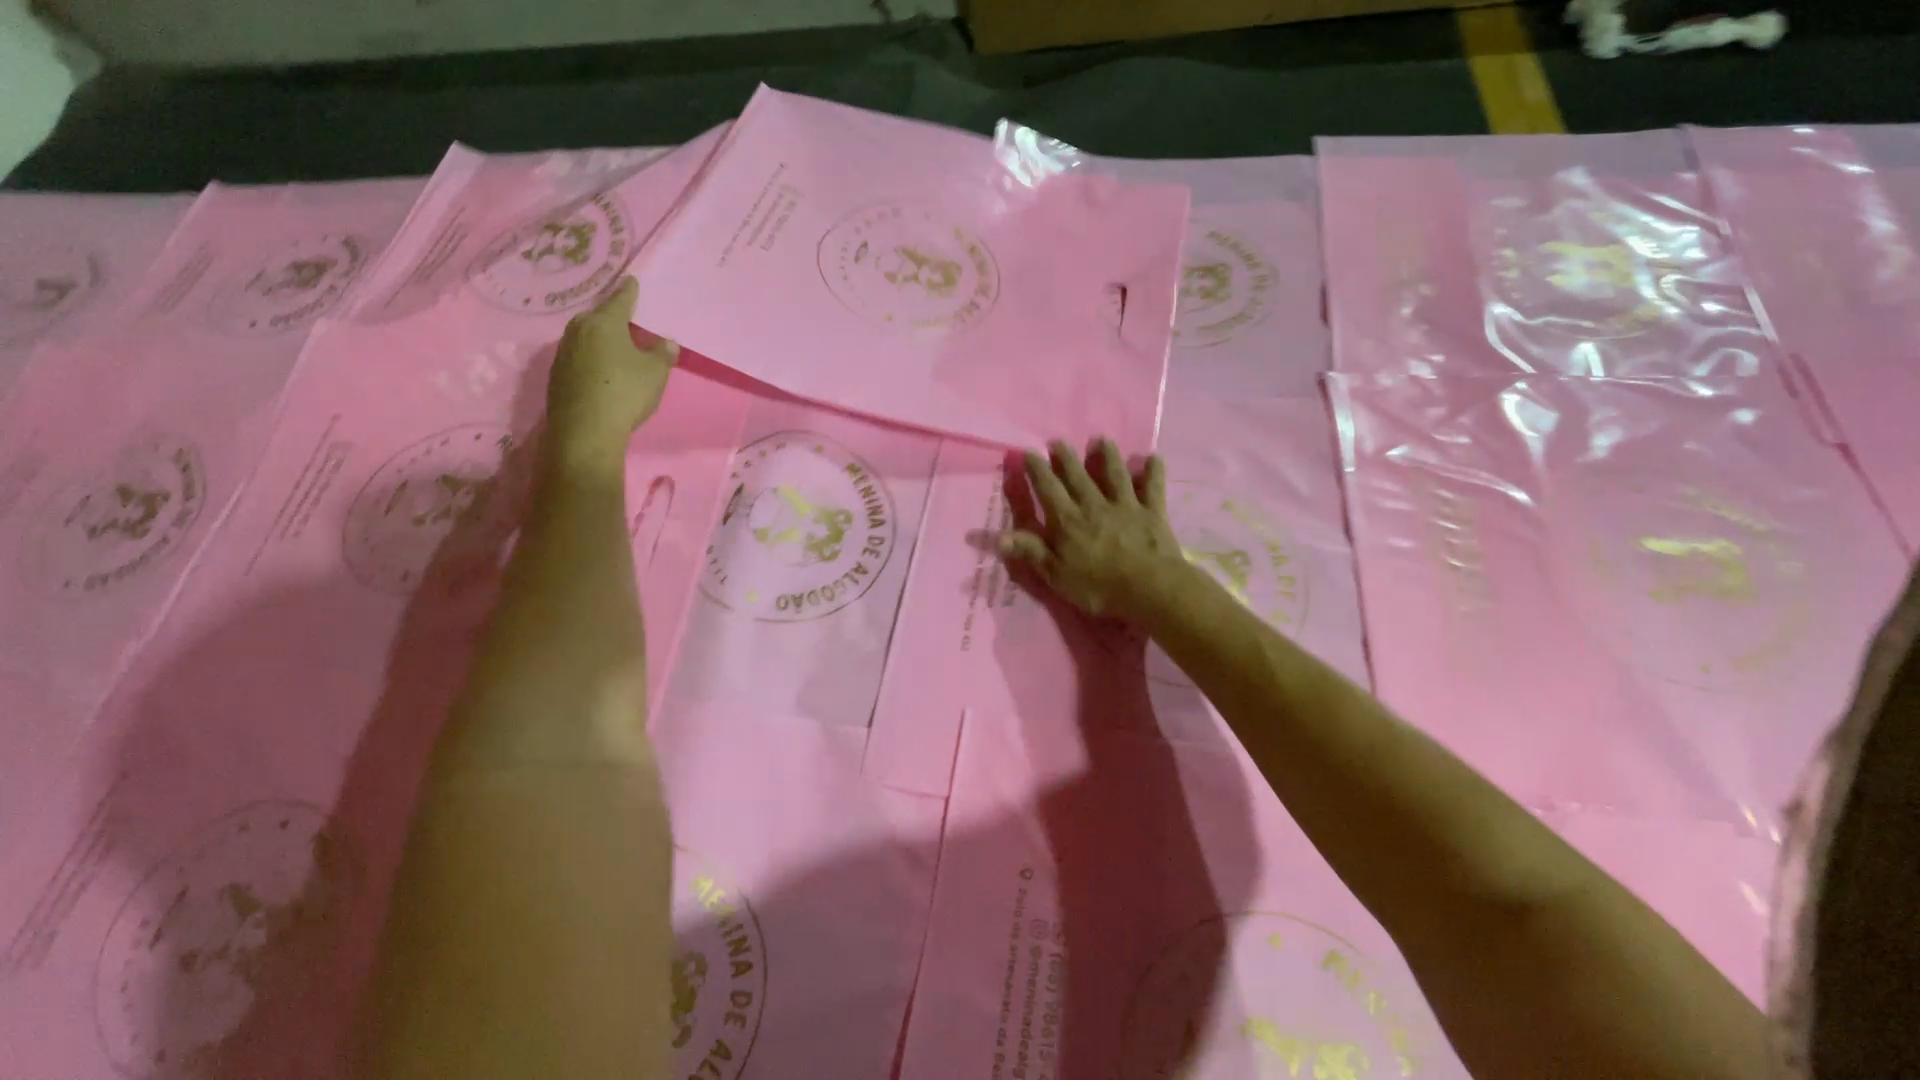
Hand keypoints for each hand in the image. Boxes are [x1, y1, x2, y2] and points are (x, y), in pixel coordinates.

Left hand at [544, 276, 677, 476]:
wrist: (584, 430)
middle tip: (624, 318)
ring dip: (598, 339)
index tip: (631, 280)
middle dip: (611, 316)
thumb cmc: (625, 392)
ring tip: (613, 346)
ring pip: (585, 337)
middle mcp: (579, 330)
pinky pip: (577, 357)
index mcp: (604, 322)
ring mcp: (563, 353)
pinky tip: (598, 370)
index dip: (629, 291)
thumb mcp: (655, 373)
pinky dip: (589, 359)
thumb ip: (663, 354)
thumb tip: (667, 342)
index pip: (620, 300)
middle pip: (597, 316)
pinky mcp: (556, 375)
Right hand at [997, 438, 1189, 622]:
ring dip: (1107, 456)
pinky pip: (1153, 487)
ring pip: (1114, 474)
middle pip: (1078, 476)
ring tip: (1101, 440)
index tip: (1028, 452)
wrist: (1149, 588)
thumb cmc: (1098, 587)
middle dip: (1066, 457)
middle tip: (1057, 441)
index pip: (1048, 489)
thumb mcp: (1056, 575)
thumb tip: (997, 536)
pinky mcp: (1152, 512)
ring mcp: (1125, 505)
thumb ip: (1030, 551)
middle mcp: (1094, 505)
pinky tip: (1154, 458)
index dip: (1037, 470)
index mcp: (1068, 520)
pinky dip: (1153, 472)